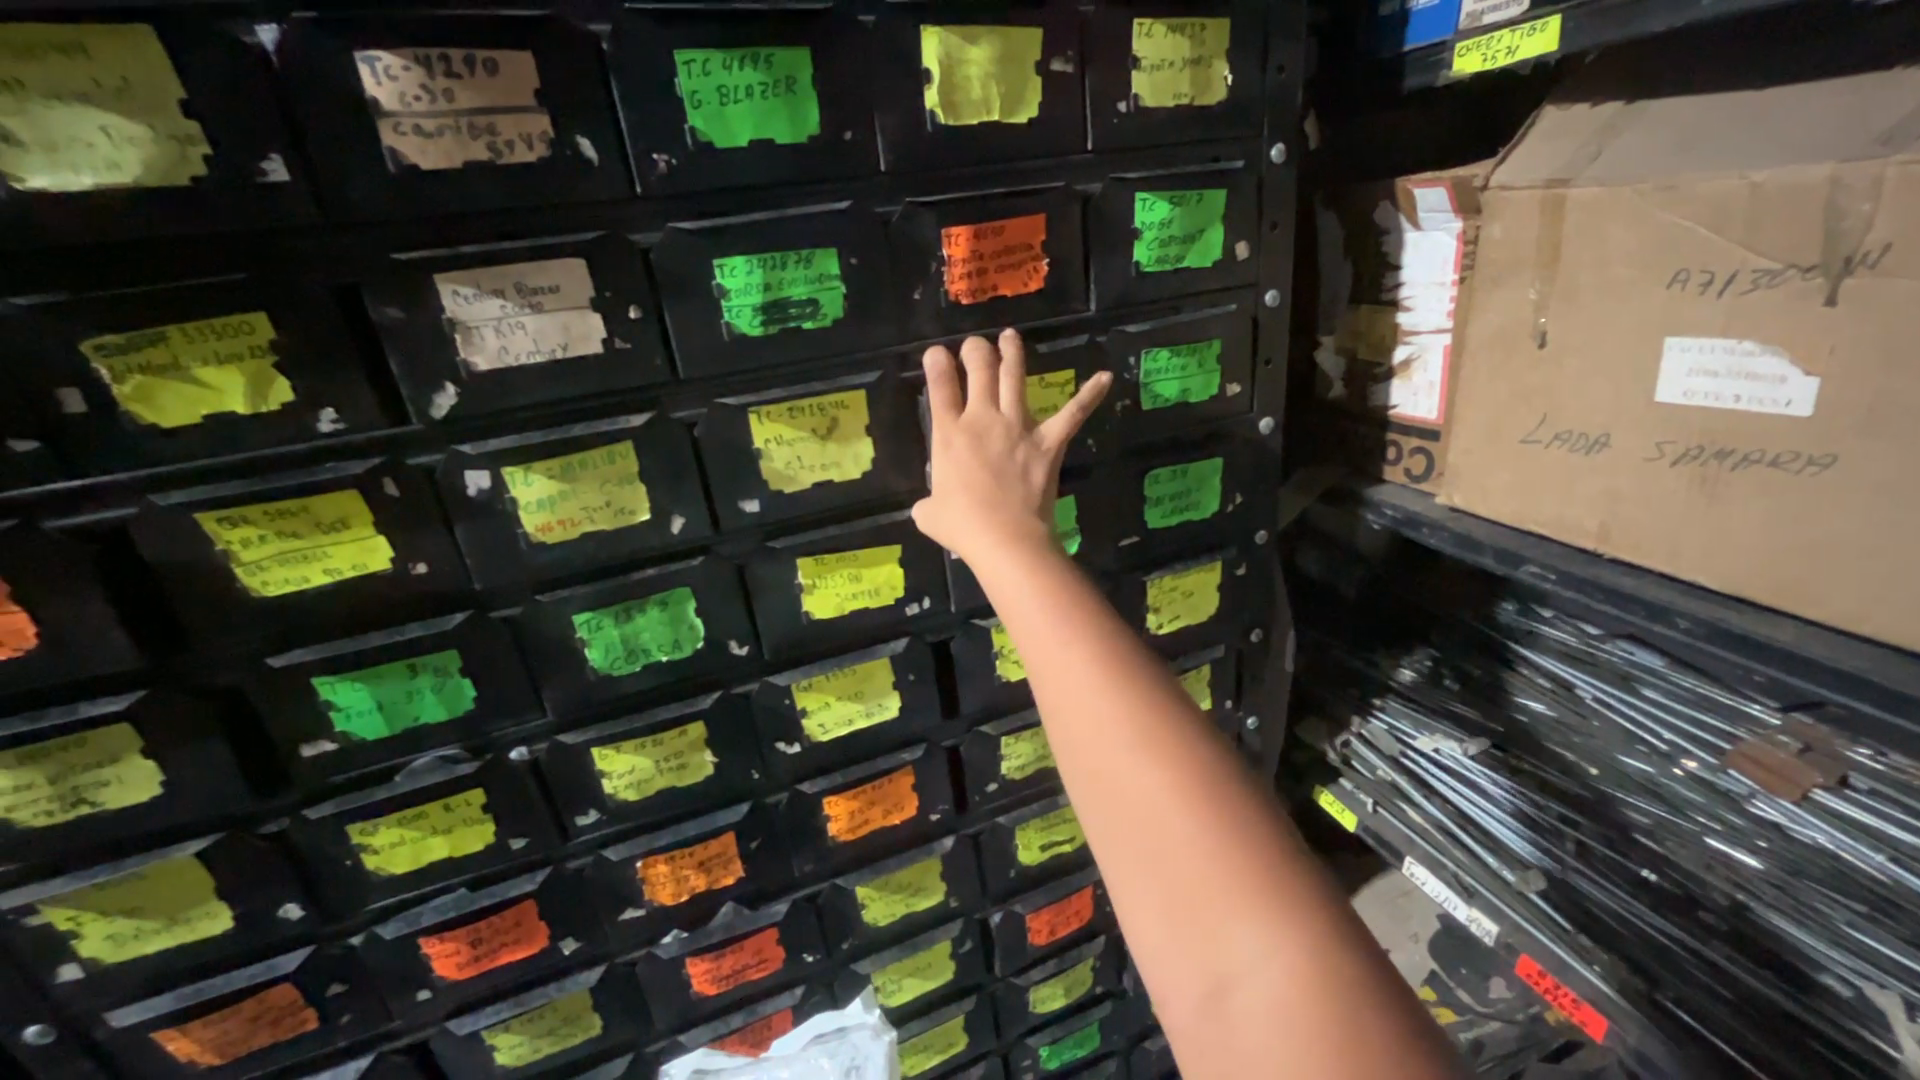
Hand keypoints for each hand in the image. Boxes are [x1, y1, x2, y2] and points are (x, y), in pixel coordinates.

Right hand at [913, 329, 1111, 566]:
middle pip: (979, 371)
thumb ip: (928, 503)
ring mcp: (1018, 427)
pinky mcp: (1049, 441)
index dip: (937, 364)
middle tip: (974, 345)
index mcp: (949, 434)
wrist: (1005, 538)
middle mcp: (982, 420)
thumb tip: (927, 507)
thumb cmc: (963, 527)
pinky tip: (1105, 377)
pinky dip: (1090, 394)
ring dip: (1012, 353)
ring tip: (1010, 337)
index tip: (936, 353)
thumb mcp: (929, 514)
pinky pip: (1073, 413)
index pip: (940, 387)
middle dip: (975, 351)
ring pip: (1014, 378)